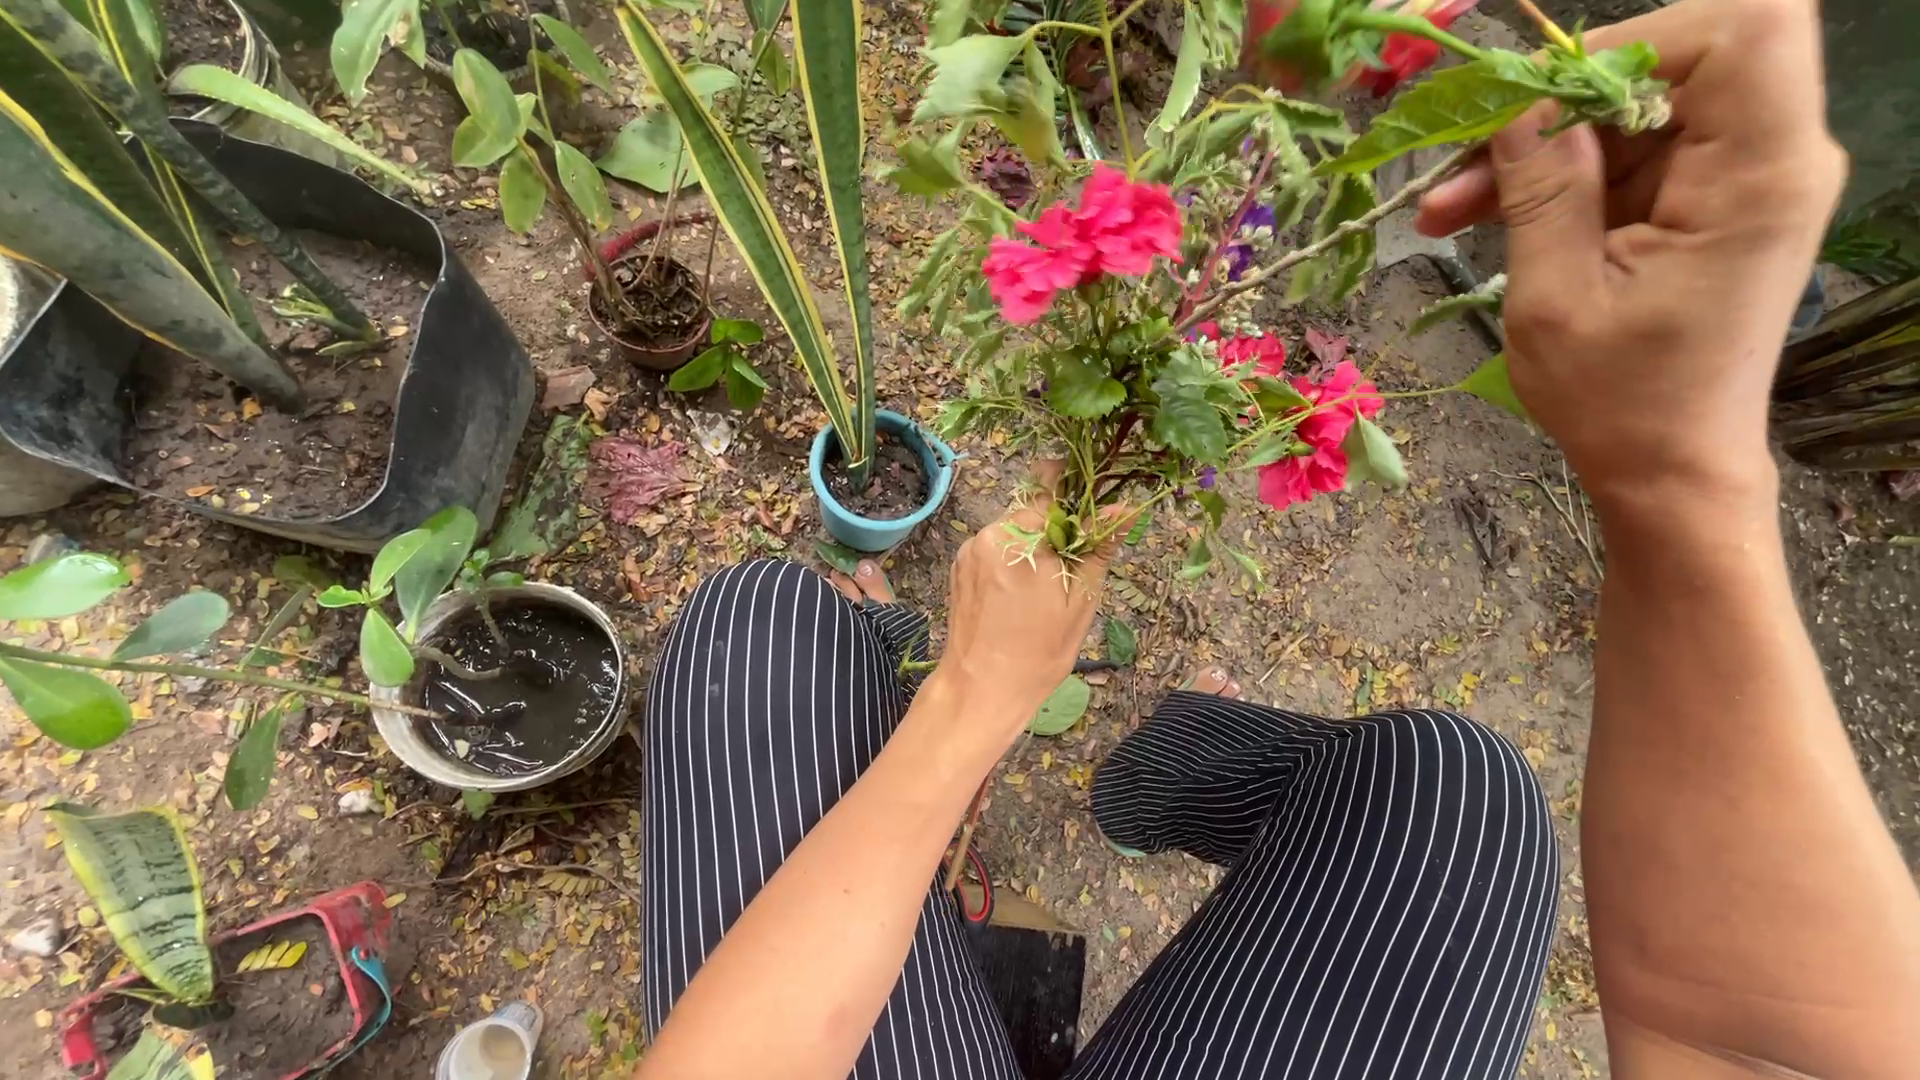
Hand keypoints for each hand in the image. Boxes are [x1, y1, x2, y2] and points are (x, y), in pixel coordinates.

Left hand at [934, 462, 1126, 740]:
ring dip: (1033, 544)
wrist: (980, 688)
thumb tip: (1125, 509)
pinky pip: (994, 547)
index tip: (1087, 517)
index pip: (1051, 490)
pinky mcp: (959, 565)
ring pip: (1012, 529)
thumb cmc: (1038, 652)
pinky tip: (1019, 592)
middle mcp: (990, 534)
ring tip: (1044, 587)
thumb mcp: (1080, 601)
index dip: (1074, 500)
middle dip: (1054, 528)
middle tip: (1070, 566)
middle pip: (1031, 509)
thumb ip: (1099, 547)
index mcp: (1022, 538)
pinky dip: (1012, 559)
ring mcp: (970, 549)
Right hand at [1415, 0, 1845, 510]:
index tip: (1528, 102)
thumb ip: (1544, 193)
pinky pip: (1624, 166)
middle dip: (1554, 110)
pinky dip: (1553, 185)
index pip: (1736, 35)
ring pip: (1630, 121)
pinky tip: (1482, 220)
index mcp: (1757, 177)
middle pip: (1672, 72)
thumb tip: (1516, 112)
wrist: (1663, 462)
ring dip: (1535, 156)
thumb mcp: (1555, 295)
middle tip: (1457, 168)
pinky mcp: (1698, 210)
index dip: (1628, 45)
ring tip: (1443, 212)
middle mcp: (1768, 161)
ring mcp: (1733, 184)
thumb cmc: (1613, 396)